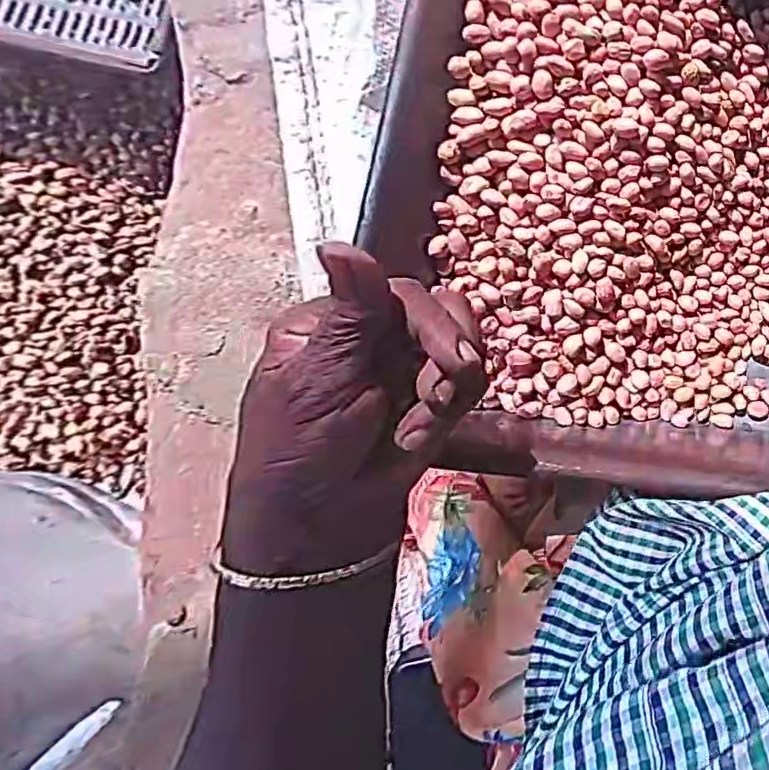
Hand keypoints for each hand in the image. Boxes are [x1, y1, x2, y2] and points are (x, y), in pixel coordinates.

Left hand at [221, 243, 489, 575]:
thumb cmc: (296, 451)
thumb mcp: (316, 380)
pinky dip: (453, 408)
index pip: (401, 295)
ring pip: (465, 342)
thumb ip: (348, 313)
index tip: (451, 357)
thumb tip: (337, 245)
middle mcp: (378, 335)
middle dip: (448, 356)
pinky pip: (471, 380)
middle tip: (442, 394)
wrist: (322, 524)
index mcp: (335, 321)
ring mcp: (409, 363)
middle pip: (443, 313)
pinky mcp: (437, 392)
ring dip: (453, 384)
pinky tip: (422, 431)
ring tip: (424, 418)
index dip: (432, 322)